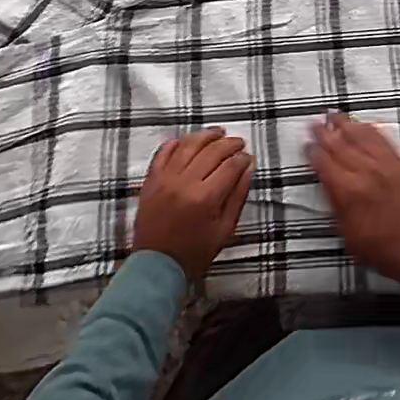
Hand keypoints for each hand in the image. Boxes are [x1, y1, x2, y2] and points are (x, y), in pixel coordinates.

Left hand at [133, 127, 253, 282]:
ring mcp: (165, 179)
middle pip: (211, 151)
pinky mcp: (151, 180)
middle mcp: (184, 183)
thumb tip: (248, 168)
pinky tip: (188, 141)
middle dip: (229, 143)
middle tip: (239, 142)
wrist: (156, 266)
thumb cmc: (194, 253)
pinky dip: (177, 143)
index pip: (230, 166)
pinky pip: (163, 152)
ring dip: (206, 135)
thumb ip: (238, 196)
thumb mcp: (224, 230)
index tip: (248, 157)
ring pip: (188, 145)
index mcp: (205, 198)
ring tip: (218, 133)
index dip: (243, 158)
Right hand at [307, 112, 399, 293]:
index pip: (324, 164)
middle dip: (324, 132)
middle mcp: (365, 172)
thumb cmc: (381, 249)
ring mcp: (384, 165)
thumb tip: (327, 183)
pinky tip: (362, 125)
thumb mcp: (347, 234)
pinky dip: (369, 130)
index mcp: (348, 191)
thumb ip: (335, 205)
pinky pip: (382, 139)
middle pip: (339, 145)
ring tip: (333, 115)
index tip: (306, 144)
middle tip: (314, 122)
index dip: (313, 152)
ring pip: (360, 137)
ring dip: (345, 124)